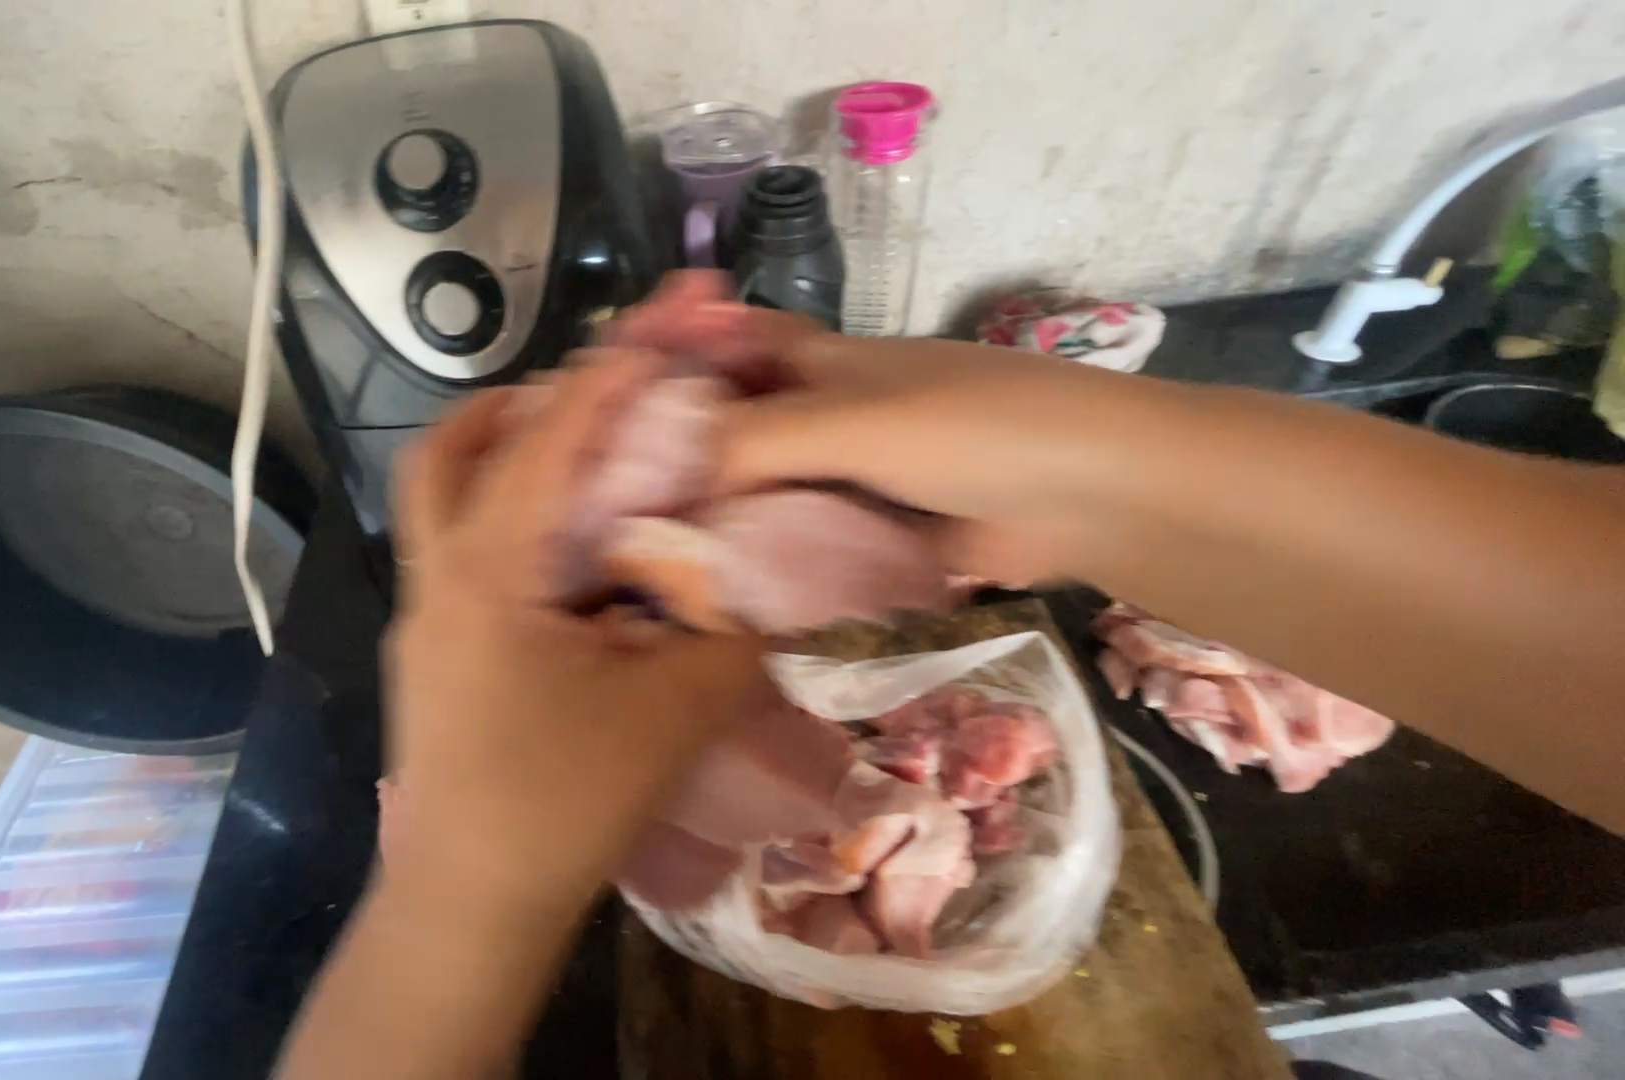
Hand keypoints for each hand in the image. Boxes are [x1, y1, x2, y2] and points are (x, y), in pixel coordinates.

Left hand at [384, 351, 775, 913]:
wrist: (471, 906)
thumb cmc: (565, 801)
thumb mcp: (676, 707)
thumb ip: (730, 626)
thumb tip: (762, 574)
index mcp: (490, 572)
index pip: (547, 445)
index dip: (604, 381)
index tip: (650, 335)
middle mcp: (440, 579)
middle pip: (448, 454)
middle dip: (516, 406)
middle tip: (587, 397)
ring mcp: (424, 620)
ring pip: (443, 505)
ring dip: (502, 464)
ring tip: (579, 465)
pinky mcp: (432, 657)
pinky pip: (461, 558)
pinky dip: (510, 527)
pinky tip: (569, 562)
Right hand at [605, 271, 1161, 585]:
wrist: (1087, 496)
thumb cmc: (967, 428)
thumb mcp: (848, 420)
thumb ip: (752, 444)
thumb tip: (666, 485)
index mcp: (813, 365)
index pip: (721, 355)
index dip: (668, 375)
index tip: (609, 419)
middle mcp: (820, 416)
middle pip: (733, 436)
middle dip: (683, 467)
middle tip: (617, 516)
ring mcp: (845, 478)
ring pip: (764, 496)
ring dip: (723, 525)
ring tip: (654, 567)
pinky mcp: (868, 535)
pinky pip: (801, 547)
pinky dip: (769, 566)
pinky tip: (723, 595)